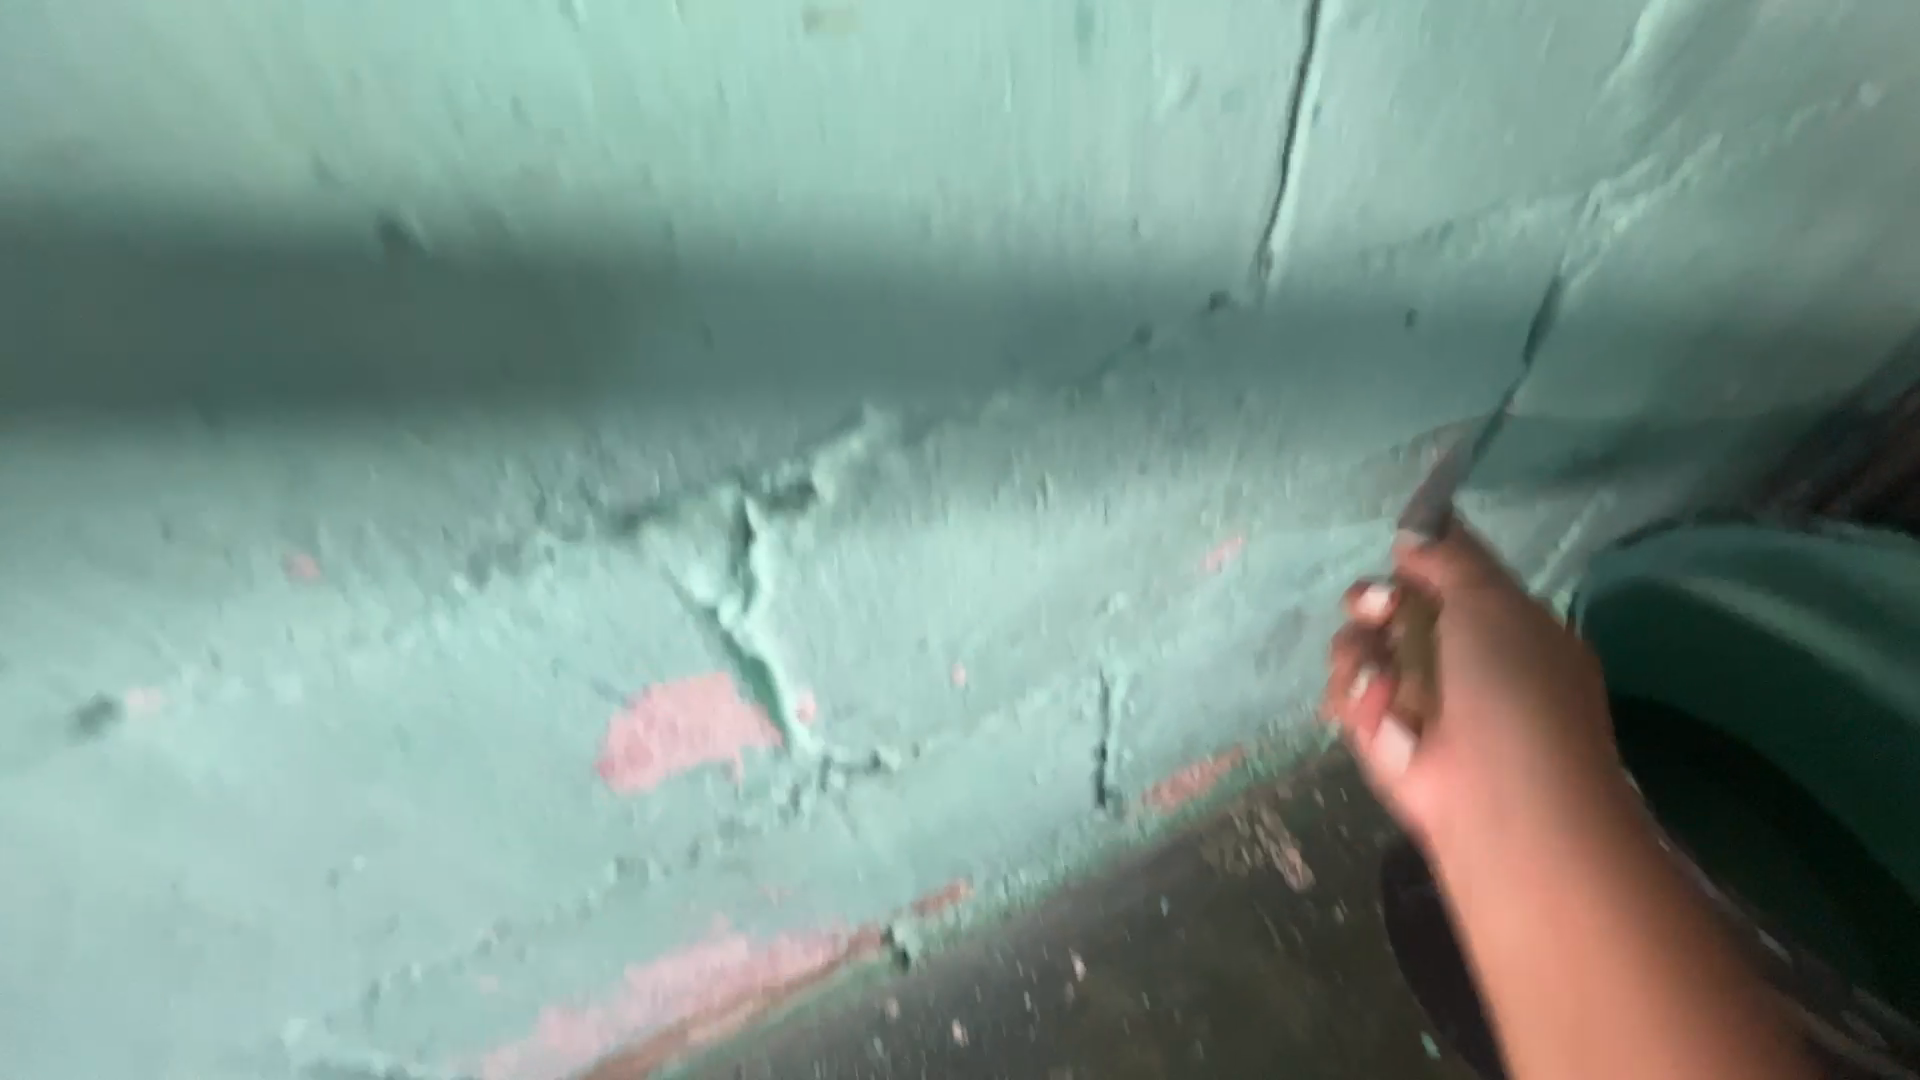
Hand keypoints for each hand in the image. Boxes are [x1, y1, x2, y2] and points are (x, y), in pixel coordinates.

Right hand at [1323, 518, 1628, 851]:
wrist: (1499, 794)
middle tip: (1378, 612)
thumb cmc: (1511, 690)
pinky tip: (1380, 716)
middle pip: (1382, 606)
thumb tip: (1414, 531)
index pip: (1435, 576)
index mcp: (1492, 622)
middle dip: (1371, 603)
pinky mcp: (1374, 726)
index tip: (1401, 557)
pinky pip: (1344, 688)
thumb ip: (1451, 559)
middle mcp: (1448, 654)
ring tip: (1382, 682)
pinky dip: (1357, 696)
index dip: (1413, 564)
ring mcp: (1409, 692)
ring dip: (1360, 654)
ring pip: (1355, 644)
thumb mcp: (1493, 604)